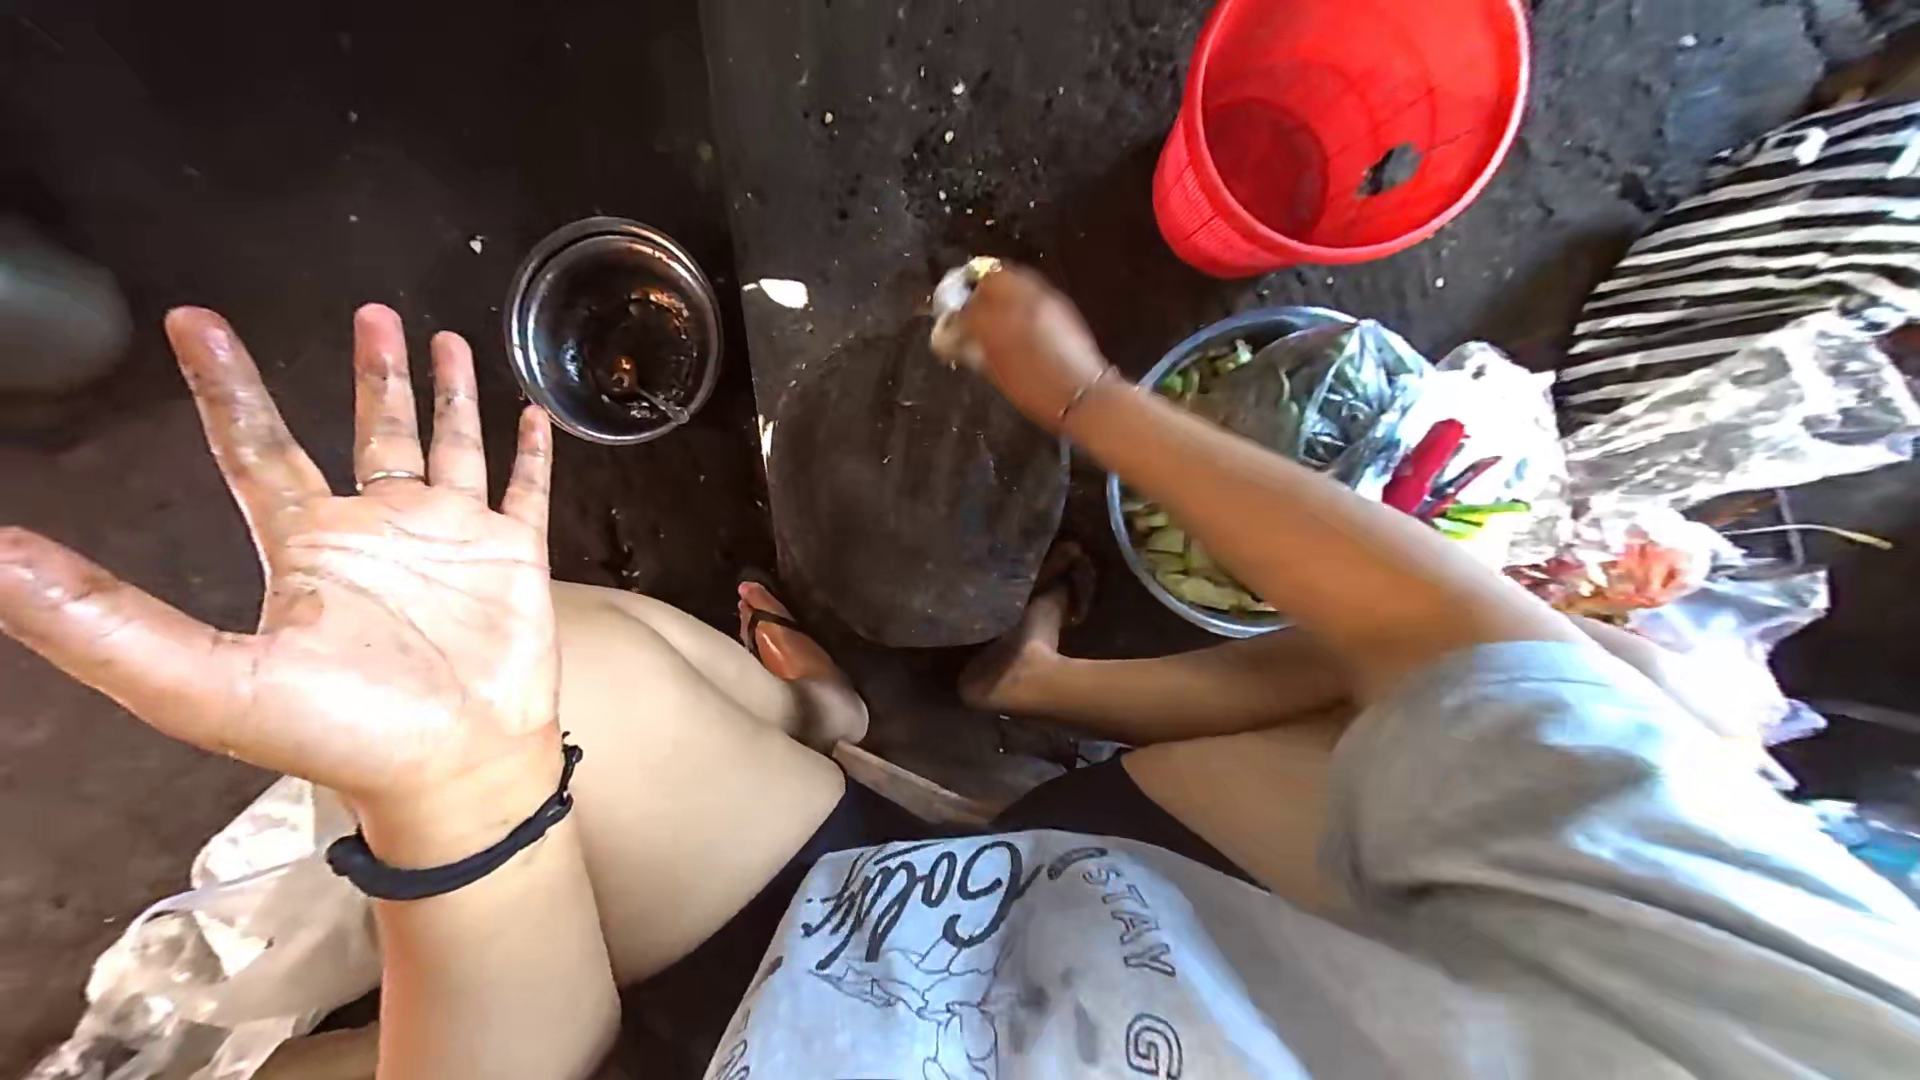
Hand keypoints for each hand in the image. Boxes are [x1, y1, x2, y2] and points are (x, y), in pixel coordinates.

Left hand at [0, 305, 558, 820]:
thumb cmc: (345, 728)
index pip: (260, 446)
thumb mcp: (206, 683)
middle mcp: (384, 526)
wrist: (456, 756)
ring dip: (451, 395)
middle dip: (372, 370)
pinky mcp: (517, 552)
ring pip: (454, 446)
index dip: (231, 386)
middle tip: (373, 313)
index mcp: (310, 543)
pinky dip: (531, 454)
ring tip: (447, 341)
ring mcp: (457, 536)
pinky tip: (533, 415)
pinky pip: (525, 490)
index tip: (196, 322)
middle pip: (376, 429)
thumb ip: (102, 620)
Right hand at [936, 265, 1113, 431]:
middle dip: (976, 290)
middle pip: (989, 279)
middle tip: (970, 308)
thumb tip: (960, 341)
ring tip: (992, 308)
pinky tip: (1015, 313)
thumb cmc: (1036, 394)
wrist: (1082, 394)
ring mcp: (1041, 298)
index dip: (954, 317)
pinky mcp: (1058, 302)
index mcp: (998, 325)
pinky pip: (1029, 287)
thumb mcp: (998, 376)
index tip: (951, 326)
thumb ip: (976, 352)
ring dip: (996, 288)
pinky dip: (1017, 294)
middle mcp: (1018, 302)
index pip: (965, 309)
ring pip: (1011, 277)